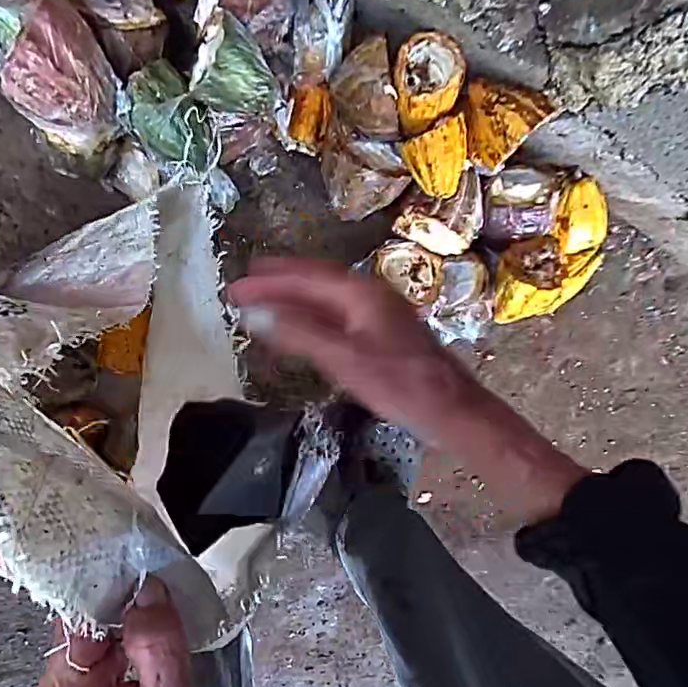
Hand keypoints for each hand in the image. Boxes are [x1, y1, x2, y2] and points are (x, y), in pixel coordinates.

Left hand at [35, 579, 218, 686]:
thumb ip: (160, 649)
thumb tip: (147, 591)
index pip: (78, 623)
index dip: (110, 592)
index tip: (141, 570)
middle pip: (80, 627)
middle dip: (120, 607)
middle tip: (159, 596)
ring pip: (89, 637)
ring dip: (124, 624)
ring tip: (159, 621)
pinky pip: (95, 655)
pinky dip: (122, 642)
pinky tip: (148, 645)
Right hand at [229, 258, 589, 523]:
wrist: (449, 408)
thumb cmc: (400, 385)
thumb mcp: (344, 359)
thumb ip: (300, 335)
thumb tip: (258, 315)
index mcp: (360, 294)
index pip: (306, 278)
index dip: (270, 280)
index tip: (238, 285)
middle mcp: (369, 295)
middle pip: (316, 283)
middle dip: (279, 283)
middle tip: (245, 285)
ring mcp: (378, 314)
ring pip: (327, 300)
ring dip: (294, 300)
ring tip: (264, 302)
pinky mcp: (381, 334)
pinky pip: (337, 317)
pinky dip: (312, 319)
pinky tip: (300, 328)